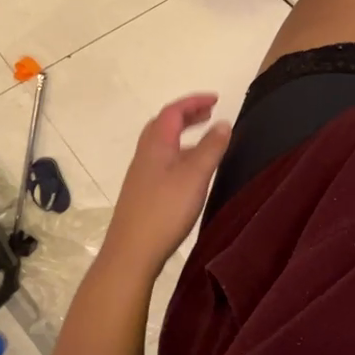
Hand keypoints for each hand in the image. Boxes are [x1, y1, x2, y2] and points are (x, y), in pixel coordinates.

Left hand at [104, 94, 232, 276]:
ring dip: (182, 134)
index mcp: (156, 145)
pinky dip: (179, 153)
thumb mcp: (195, 175)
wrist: (130, 254)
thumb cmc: (165, 210)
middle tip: (209, 114)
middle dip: (186, 115)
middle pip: (163, 124)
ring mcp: (141, 175)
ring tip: (205, 139)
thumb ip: (211, 147)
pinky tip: (190, 171)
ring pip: (161, 144)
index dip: (194, 102)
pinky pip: (162, 161)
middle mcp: (145, 155)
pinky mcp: (143, 193)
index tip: (216, 100)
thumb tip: (223, 122)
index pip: (173, 112)